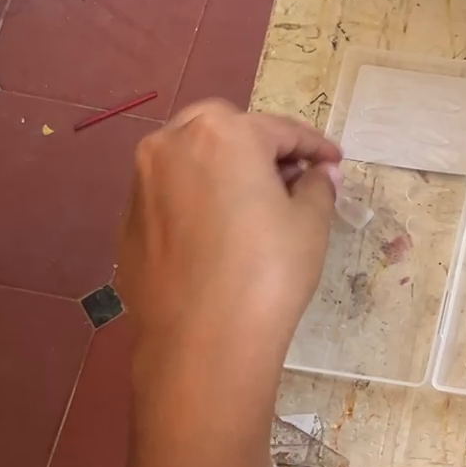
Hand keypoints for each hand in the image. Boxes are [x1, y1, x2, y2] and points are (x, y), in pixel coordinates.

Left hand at [117, 100, 343, 374]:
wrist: (205, 339)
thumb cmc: (271, 272)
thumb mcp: (310, 224)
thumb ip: (317, 187)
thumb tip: (319, 172)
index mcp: (224, 135)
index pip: (280, 129)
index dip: (315, 145)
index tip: (335, 161)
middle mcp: (172, 143)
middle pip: (225, 127)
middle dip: (262, 144)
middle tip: (294, 175)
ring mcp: (142, 181)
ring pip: (192, 156)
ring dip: (227, 167)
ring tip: (260, 202)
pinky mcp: (130, 219)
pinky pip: (173, 191)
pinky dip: (202, 196)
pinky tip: (226, 232)